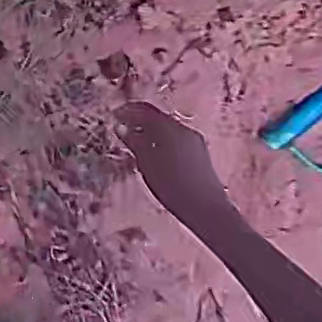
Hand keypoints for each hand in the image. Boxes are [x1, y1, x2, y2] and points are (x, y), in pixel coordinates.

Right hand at [114, 102, 234, 223]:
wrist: (207, 210)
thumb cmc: (174, 186)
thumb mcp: (147, 163)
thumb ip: (133, 141)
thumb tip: (121, 127)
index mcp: (171, 129)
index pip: (145, 110)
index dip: (128, 110)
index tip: (115, 114)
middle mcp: (185, 130)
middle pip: (157, 117)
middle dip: (139, 119)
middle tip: (122, 126)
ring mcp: (195, 141)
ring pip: (167, 128)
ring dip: (150, 130)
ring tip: (134, 140)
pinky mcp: (199, 153)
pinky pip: (175, 138)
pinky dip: (161, 139)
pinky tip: (153, 151)